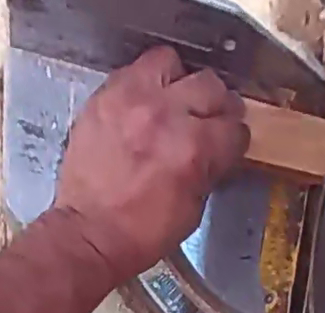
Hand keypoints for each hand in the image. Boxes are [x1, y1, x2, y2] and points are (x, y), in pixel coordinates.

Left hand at [52, 46, 250, 280]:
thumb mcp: (190, 213)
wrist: (89, 235)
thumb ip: (207, 174)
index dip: (233, 141)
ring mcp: (135, 101)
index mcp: (195, 151)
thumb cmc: (138, 234)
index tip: (227, 146)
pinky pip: (137, 70)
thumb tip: (214, 156)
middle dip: (216, 108)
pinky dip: (147, 84)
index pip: (235, 130)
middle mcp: (168, 116)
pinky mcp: (107, 97)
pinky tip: (145, 107)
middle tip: (209, 122)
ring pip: (174, 66)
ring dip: (180, 84)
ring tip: (174, 105)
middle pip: (212, 88)